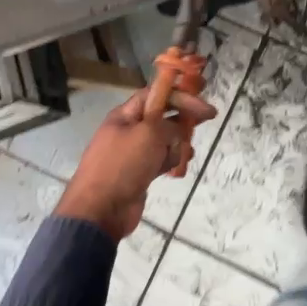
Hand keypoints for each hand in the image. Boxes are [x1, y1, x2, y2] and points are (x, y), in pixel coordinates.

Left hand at [54, 89, 217, 239]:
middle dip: (182, 117)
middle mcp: (129, 130)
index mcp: (125, 116)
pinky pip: (161, 159)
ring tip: (186, 152)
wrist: (100, 211)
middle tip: (206, 119)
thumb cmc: (123, 165)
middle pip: (162, 116)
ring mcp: (133, 153)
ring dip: (178, 143)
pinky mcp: (139, 172)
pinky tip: (183, 164)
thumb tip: (178, 130)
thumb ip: (168, 124)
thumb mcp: (149, 135)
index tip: (203, 103)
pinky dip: (172, 159)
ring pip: (164, 139)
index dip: (180, 95)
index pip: (155, 94)